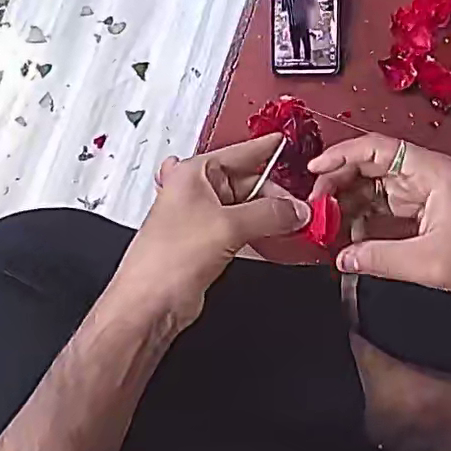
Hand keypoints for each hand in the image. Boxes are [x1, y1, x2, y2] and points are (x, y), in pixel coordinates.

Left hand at [116, 134, 310, 321]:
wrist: (149, 307)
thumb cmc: (166, 261)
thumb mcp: (228, 226)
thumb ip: (269, 214)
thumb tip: (296, 209)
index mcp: (193, 174)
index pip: (239, 153)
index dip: (265, 149)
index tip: (285, 143)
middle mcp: (196, 192)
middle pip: (248, 183)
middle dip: (275, 195)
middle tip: (301, 206)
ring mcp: (202, 219)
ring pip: (247, 209)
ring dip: (269, 216)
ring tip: (295, 221)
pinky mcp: (208, 244)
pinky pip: (242, 230)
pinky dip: (260, 233)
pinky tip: (277, 239)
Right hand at [307, 134, 450, 307]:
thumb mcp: (429, 262)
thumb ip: (380, 258)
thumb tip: (341, 258)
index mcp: (432, 172)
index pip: (378, 148)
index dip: (343, 154)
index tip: (315, 169)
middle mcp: (424, 175)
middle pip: (370, 165)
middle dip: (339, 181)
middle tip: (315, 205)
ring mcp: (421, 192)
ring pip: (372, 186)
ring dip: (347, 201)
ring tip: (324, 221)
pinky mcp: (420, 210)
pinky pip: (381, 205)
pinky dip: (362, 217)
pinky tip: (346, 233)